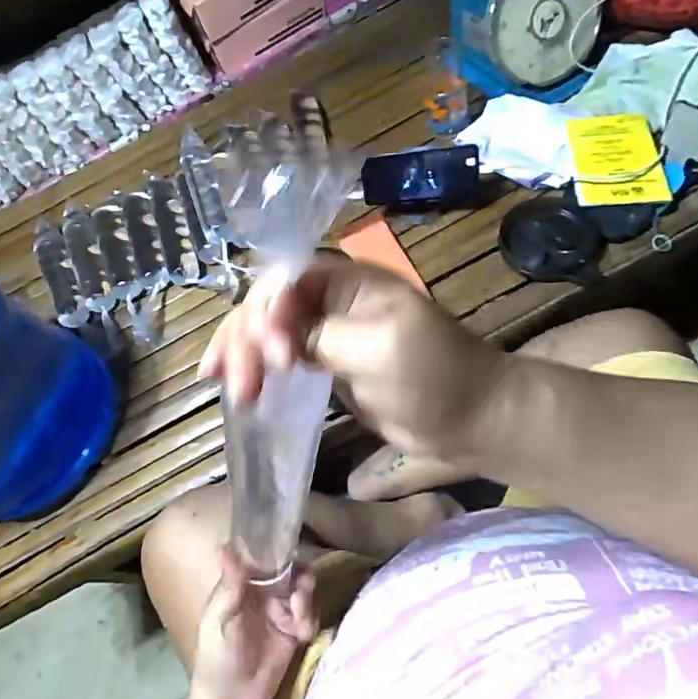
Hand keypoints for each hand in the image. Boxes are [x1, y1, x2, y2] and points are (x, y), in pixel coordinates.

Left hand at [192, 547, 317, 698]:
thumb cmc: (217, 657)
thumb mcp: (218, 620)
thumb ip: (228, 585)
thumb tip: (224, 546)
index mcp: (243, 582)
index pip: (265, 556)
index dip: (279, 552)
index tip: (288, 561)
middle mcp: (264, 590)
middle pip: (291, 569)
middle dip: (301, 579)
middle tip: (300, 598)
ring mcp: (281, 609)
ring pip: (304, 590)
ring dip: (307, 601)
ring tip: (301, 623)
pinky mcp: (295, 630)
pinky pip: (311, 614)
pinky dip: (311, 620)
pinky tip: (303, 636)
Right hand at [199, 259, 508, 456]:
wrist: (473, 420)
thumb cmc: (435, 377)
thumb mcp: (378, 350)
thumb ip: (320, 335)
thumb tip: (271, 333)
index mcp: (348, 280)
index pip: (285, 279)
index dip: (266, 311)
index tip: (273, 357)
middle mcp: (330, 297)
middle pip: (267, 304)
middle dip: (245, 338)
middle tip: (237, 385)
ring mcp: (325, 329)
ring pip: (265, 329)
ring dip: (241, 353)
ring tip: (224, 386)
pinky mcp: (324, 360)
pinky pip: (278, 356)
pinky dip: (255, 367)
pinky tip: (236, 385)